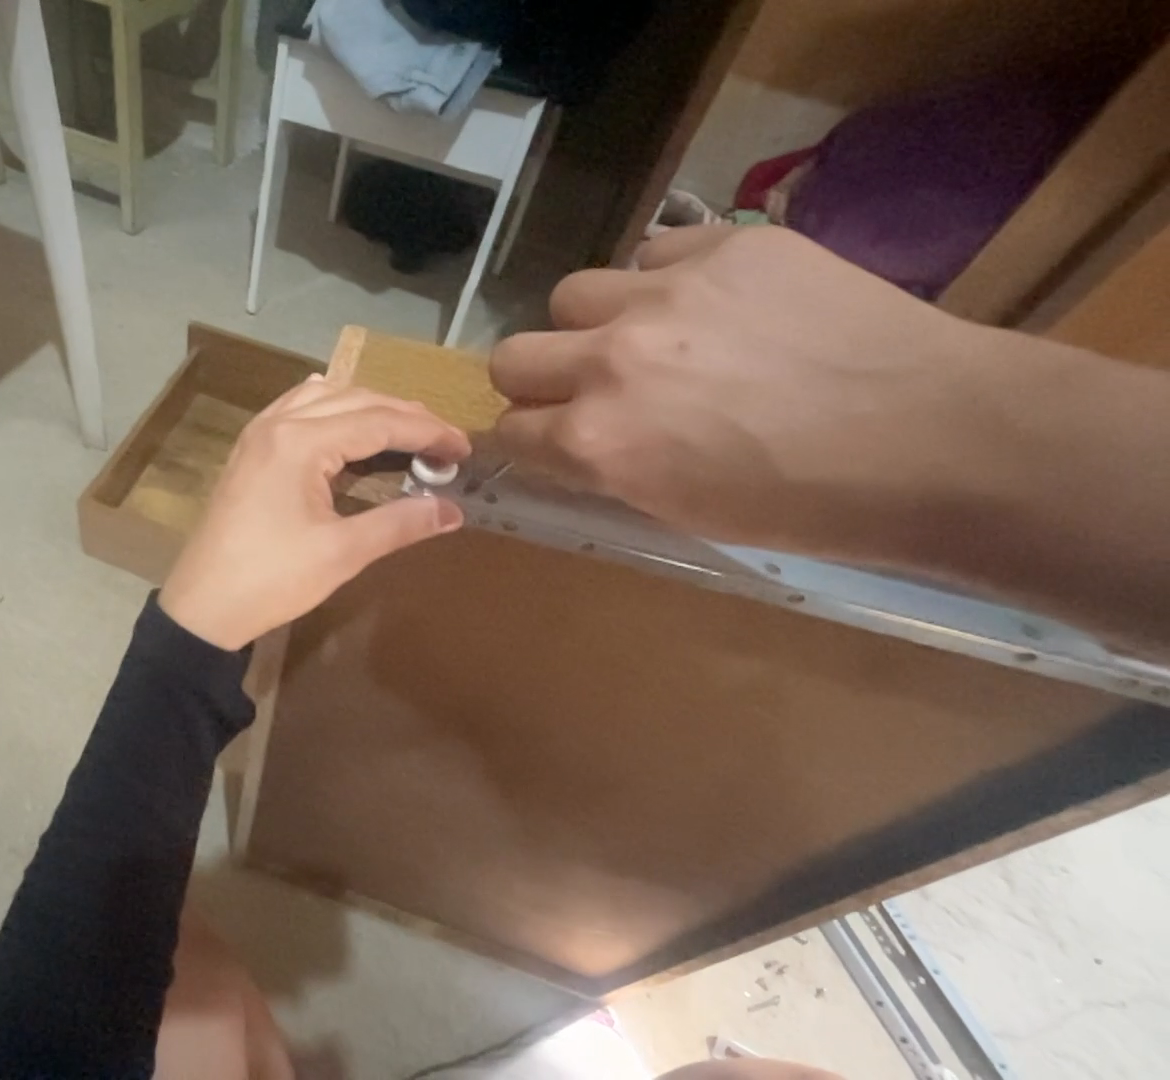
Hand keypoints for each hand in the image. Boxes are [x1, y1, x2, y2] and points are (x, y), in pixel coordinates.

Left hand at [159, 377, 470, 649]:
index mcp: (300, 442)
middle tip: (443, 440)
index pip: (378, 421)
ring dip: (367, 406)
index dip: (427, 432)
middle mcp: (278, 424)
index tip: (464, 448)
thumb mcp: (342, 553)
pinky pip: (294, 409)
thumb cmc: (271, 580)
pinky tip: (341, 416)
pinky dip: (329, 407)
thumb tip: (452, 510)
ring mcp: (258, 435)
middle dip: (403, 415)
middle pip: (354, 400)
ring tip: (404, 428)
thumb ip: (399, 524)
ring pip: (323, 397)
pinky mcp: (248, 452)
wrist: (203, 607)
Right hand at [488, 225, 1047, 561]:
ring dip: (593, 322)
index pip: (507, 430)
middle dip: (536, 379)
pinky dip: (662, 280)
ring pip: (571, 294)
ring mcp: (666, 293)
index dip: (527, 438)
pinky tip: (709, 305)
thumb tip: (565, 437)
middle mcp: (609, 361)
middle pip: (510, 356)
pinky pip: (652, 251)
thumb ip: (600, 466)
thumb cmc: (803, 505)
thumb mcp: (673, 507)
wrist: (942, 441)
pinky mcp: (727, 246)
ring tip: (648, 336)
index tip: (549, 438)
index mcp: (594, 442)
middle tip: (583, 388)